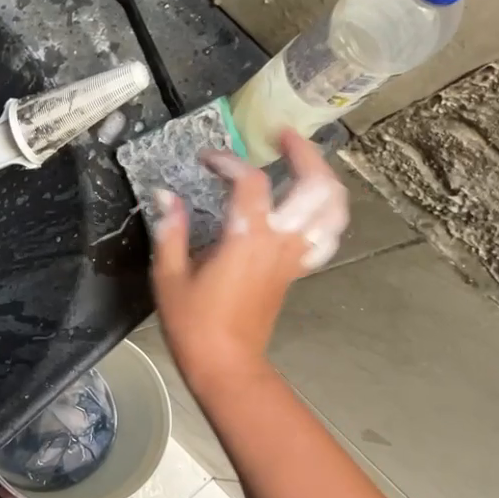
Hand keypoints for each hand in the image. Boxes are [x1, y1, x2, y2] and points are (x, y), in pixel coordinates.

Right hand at [149, 129, 348, 391]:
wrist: (223, 361)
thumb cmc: (191, 321)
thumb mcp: (168, 276)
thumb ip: (170, 231)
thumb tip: (166, 197)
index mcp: (246, 238)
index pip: (248, 182)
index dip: (228, 162)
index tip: (206, 159)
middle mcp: (280, 240)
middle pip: (314, 183)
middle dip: (302, 152)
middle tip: (281, 136)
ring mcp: (294, 255)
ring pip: (333, 207)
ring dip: (325, 177)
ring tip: (307, 162)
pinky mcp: (296, 270)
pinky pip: (327, 235)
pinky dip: (328, 214)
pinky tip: (314, 206)